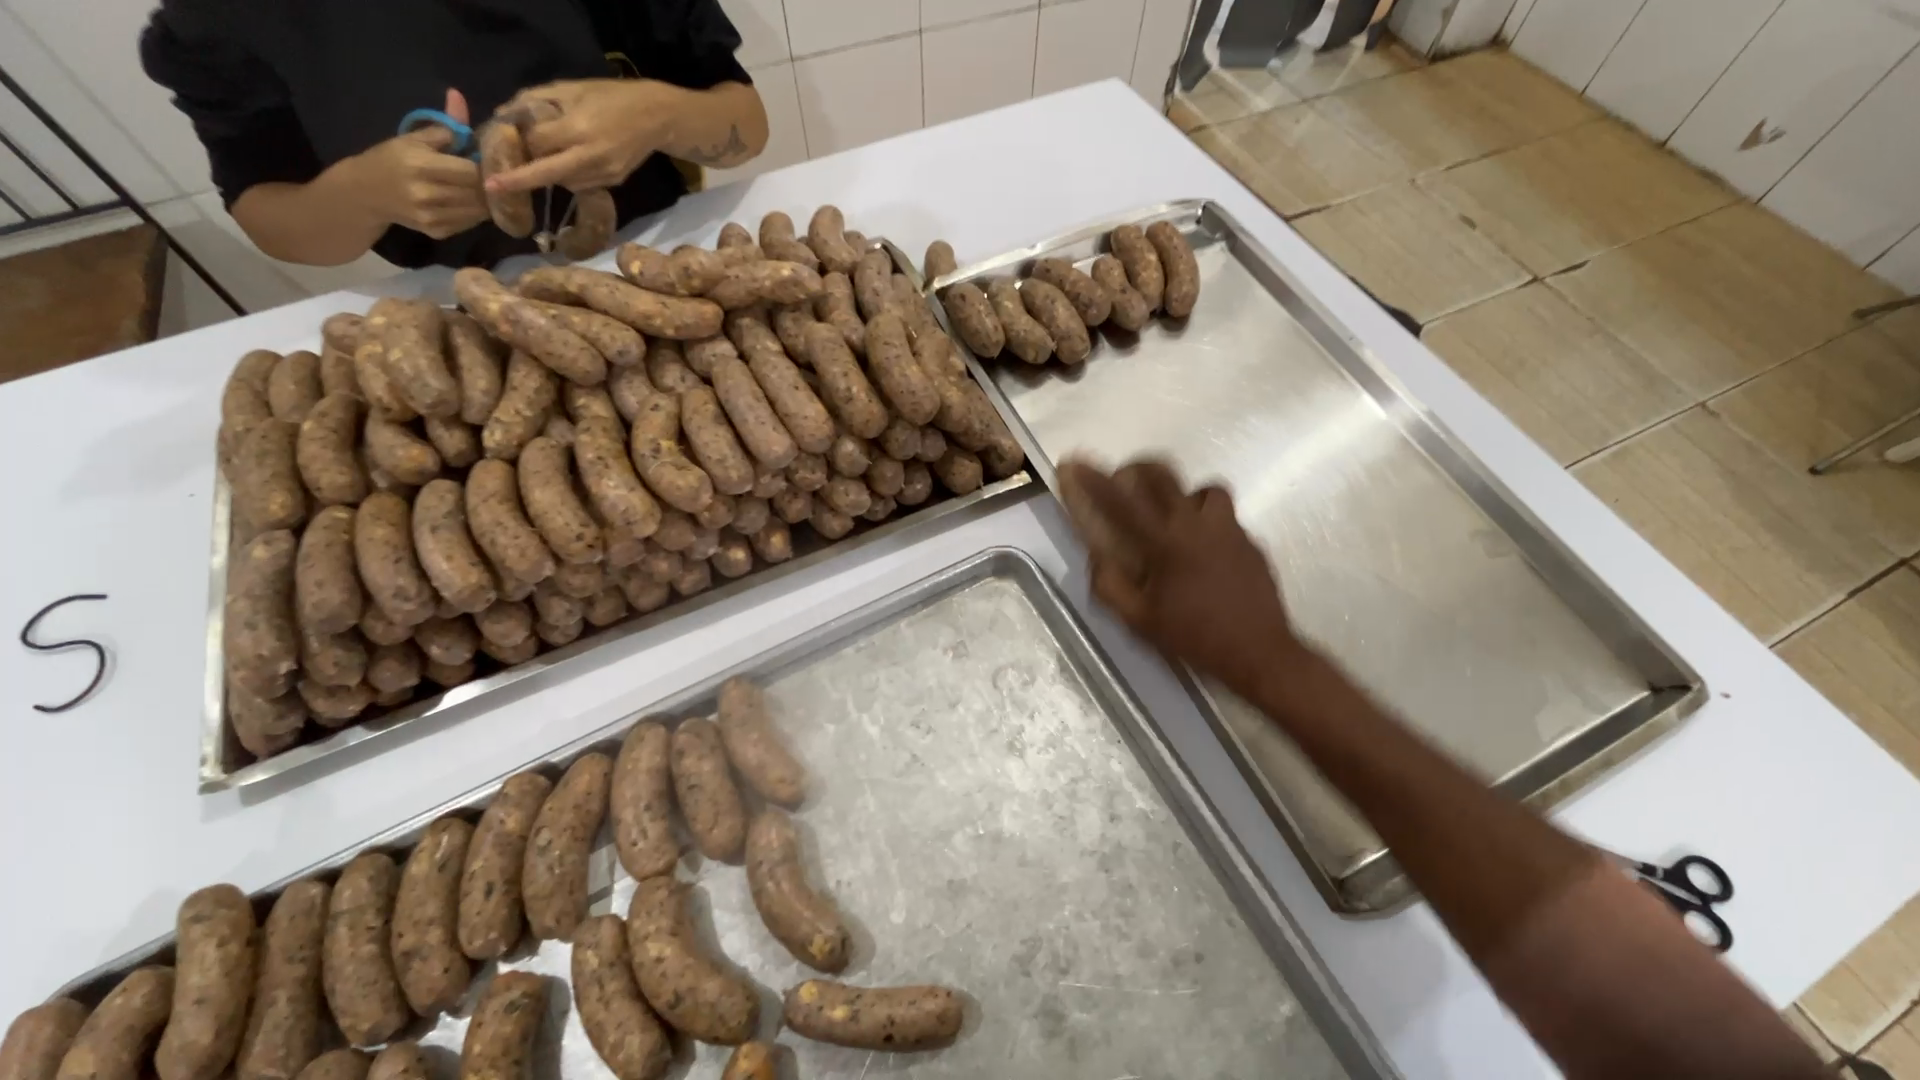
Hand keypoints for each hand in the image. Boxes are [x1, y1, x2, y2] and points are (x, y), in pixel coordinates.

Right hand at [341, 88, 488, 238]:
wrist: (365, 193)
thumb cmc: (391, 160)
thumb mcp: (414, 137)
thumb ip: (443, 123)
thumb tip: (458, 96)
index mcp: (420, 166)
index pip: (471, 170)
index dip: (482, 166)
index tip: (484, 161)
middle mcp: (427, 194)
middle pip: (478, 192)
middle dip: (487, 183)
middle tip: (489, 176)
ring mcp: (432, 216)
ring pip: (479, 211)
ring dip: (484, 200)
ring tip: (479, 188)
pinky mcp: (437, 232)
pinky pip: (469, 223)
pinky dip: (473, 213)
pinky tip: (465, 202)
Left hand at [484, 79, 683, 193]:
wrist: (656, 117)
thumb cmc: (610, 96)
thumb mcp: (570, 88)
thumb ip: (534, 100)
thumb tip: (503, 115)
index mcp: (579, 128)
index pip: (537, 143)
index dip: (517, 144)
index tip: (500, 147)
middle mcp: (591, 156)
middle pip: (547, 174)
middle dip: (519, 181)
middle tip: (493, 186)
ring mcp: (605, 173)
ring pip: (563, 182)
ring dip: (548, 173)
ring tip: (544, 160)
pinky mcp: (613, 182)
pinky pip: (580, 184)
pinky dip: (568, 176)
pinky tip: (570, 163)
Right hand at [1059, 459, 1305, 697]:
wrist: (1260, 653)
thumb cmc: (1194, 638)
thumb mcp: (1139, 621)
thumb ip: (1110, 586)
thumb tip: (1096, 559)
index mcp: (1166, 543)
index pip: (1121, 501)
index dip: (1093, 479)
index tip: (1074, 463)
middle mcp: (1198, 525)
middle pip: (1164, 473)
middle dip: (1138, 467)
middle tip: (1125, 478)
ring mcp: (1230, 529)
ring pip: (1205, 489)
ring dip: (1184, 494)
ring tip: (1174, 517)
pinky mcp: (1251, 542)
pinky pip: (1225, 518)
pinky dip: (1208, 524)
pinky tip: (1204, 552)